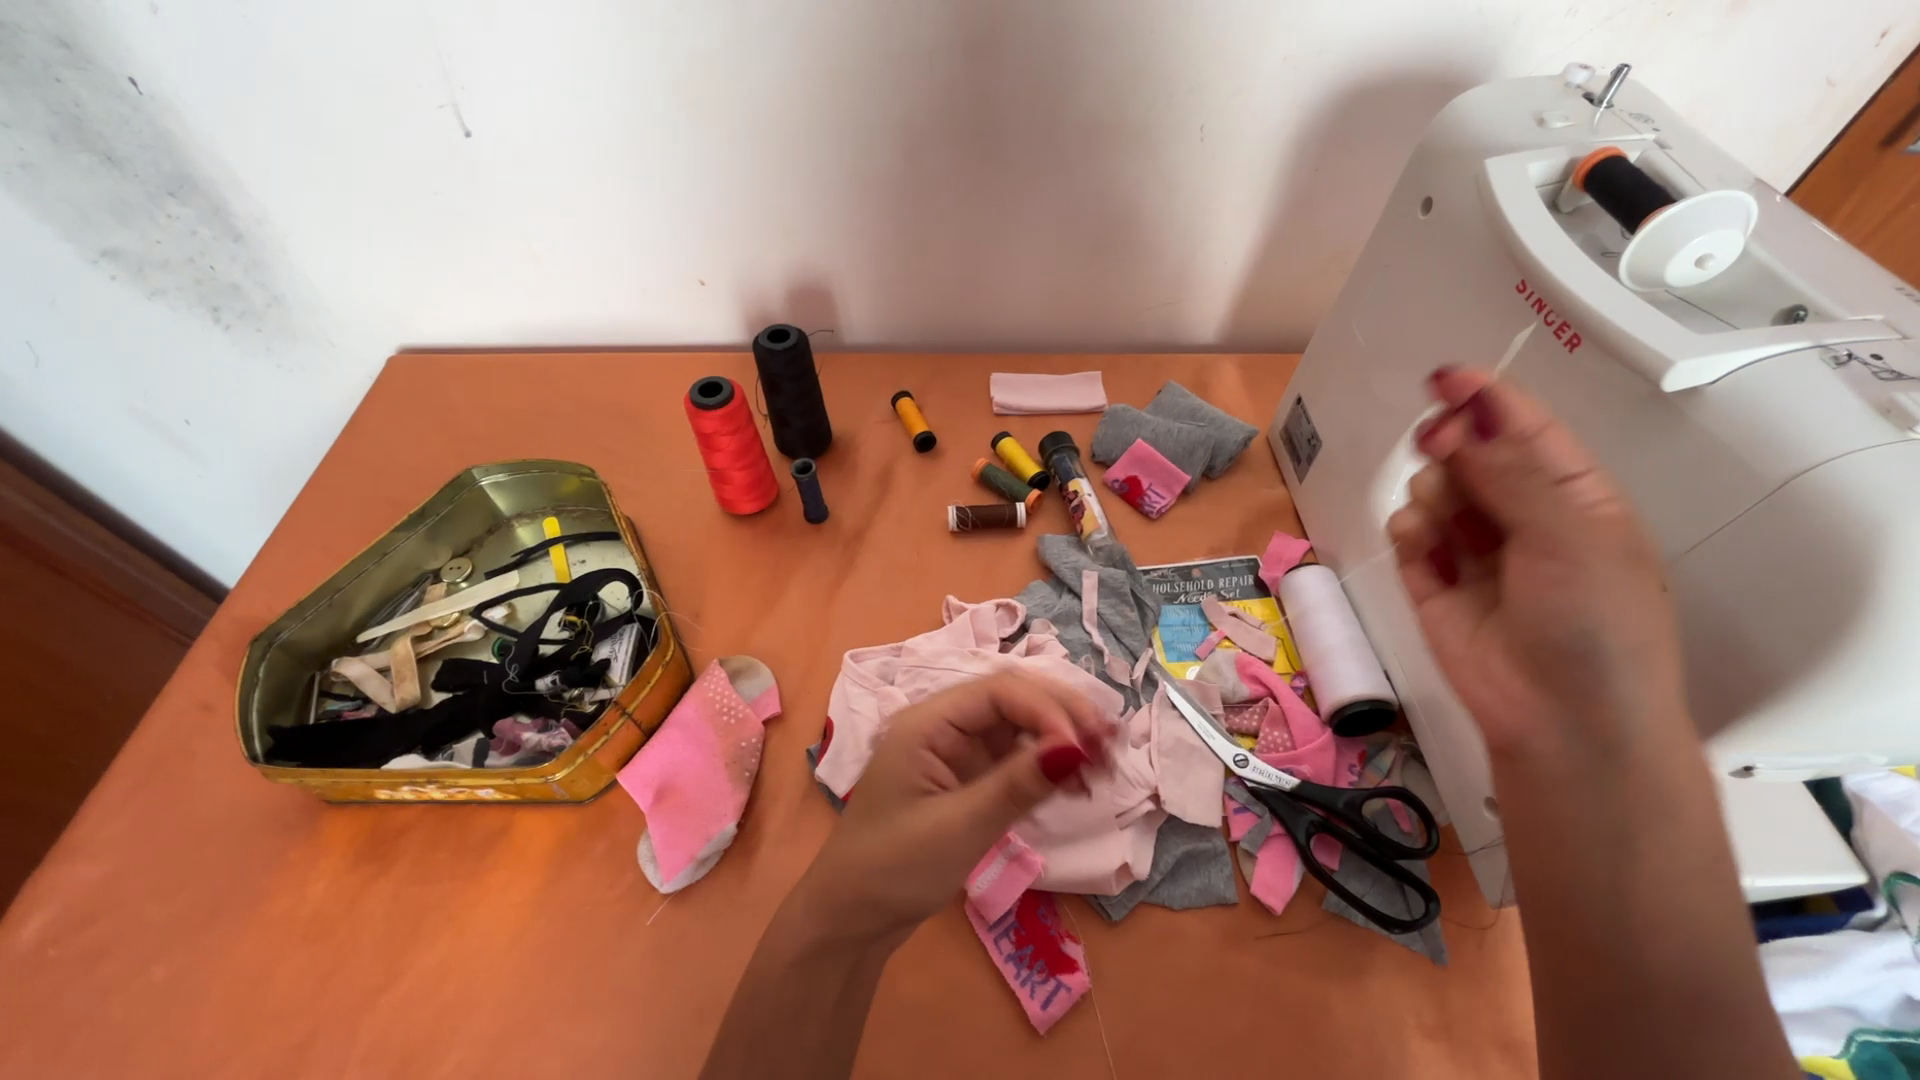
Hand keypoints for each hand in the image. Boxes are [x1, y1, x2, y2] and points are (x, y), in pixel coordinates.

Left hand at [789, 673, 1108, 945]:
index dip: (1049, 711)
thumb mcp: (960, 826)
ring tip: (1102, 768)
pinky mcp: (964, 779)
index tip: (1086, 751)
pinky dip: (1045, 766)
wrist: (850, 918)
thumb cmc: (894, 867)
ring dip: (1061, 740)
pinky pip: (1012, 758)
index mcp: (928, 722)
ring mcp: (954, 752)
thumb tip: (1077, 747)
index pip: (1001, 691)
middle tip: (1112, 747)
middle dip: (1064, 717)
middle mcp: (943, 726)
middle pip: (1014, 700)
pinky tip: (1074, 783)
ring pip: (1018, 728)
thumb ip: (1018, 784)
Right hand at [1385, 367, 1688, 759]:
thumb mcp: (1572, 538)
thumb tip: (1460, 425)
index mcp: (1575, 498)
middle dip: (1450, 444)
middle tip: (1438, 447)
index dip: (1487, 400)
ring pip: (1434, 489)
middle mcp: (1521, 517)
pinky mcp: (1431, 583)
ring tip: (1443, 522)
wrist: (1560, 720)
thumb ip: (1512, 476)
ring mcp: (1473, 551)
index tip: (1444, 378)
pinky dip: (1409, 531)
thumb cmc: (1592, 624)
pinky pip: (1408, 534)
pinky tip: (1420, 547)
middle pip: (1471, 454)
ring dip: (1433, 491)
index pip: (1526, 432)